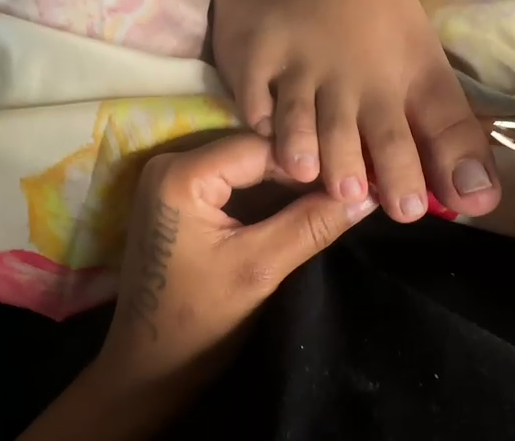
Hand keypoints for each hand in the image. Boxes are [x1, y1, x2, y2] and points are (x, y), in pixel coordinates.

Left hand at [95, 133, 375, 389]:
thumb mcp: (259, 271)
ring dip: (287, 180)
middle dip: (300, 169)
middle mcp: (171, 162)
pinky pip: (232, 181)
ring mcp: (172, 178)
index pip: (259, 147)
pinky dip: (266, 192)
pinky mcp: (180, 196)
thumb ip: (311, 225)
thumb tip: (367, 193)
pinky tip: (305, 202)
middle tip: (354, 181)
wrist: (147, 368)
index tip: (356, 173)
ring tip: (337, 189)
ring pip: (245, 165)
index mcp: (180, 173)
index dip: (310, 159)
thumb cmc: (196, 323)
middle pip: (250, 151)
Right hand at [213, 0, 499, 222]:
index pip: (425, 144)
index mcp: (403, 70)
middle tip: (373, 203)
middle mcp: (354, 77)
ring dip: (314, 163)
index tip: (421, 208)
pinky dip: (260, 126)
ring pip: (304, 140)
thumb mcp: (418, 39)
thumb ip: (441, 115)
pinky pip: (253, 109)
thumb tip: (474, 189)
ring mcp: (297, 67)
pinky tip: (265, 134)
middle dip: (373, 184)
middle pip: (363, 150)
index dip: (426, 181)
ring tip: (318, 179)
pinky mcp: (249, 54)